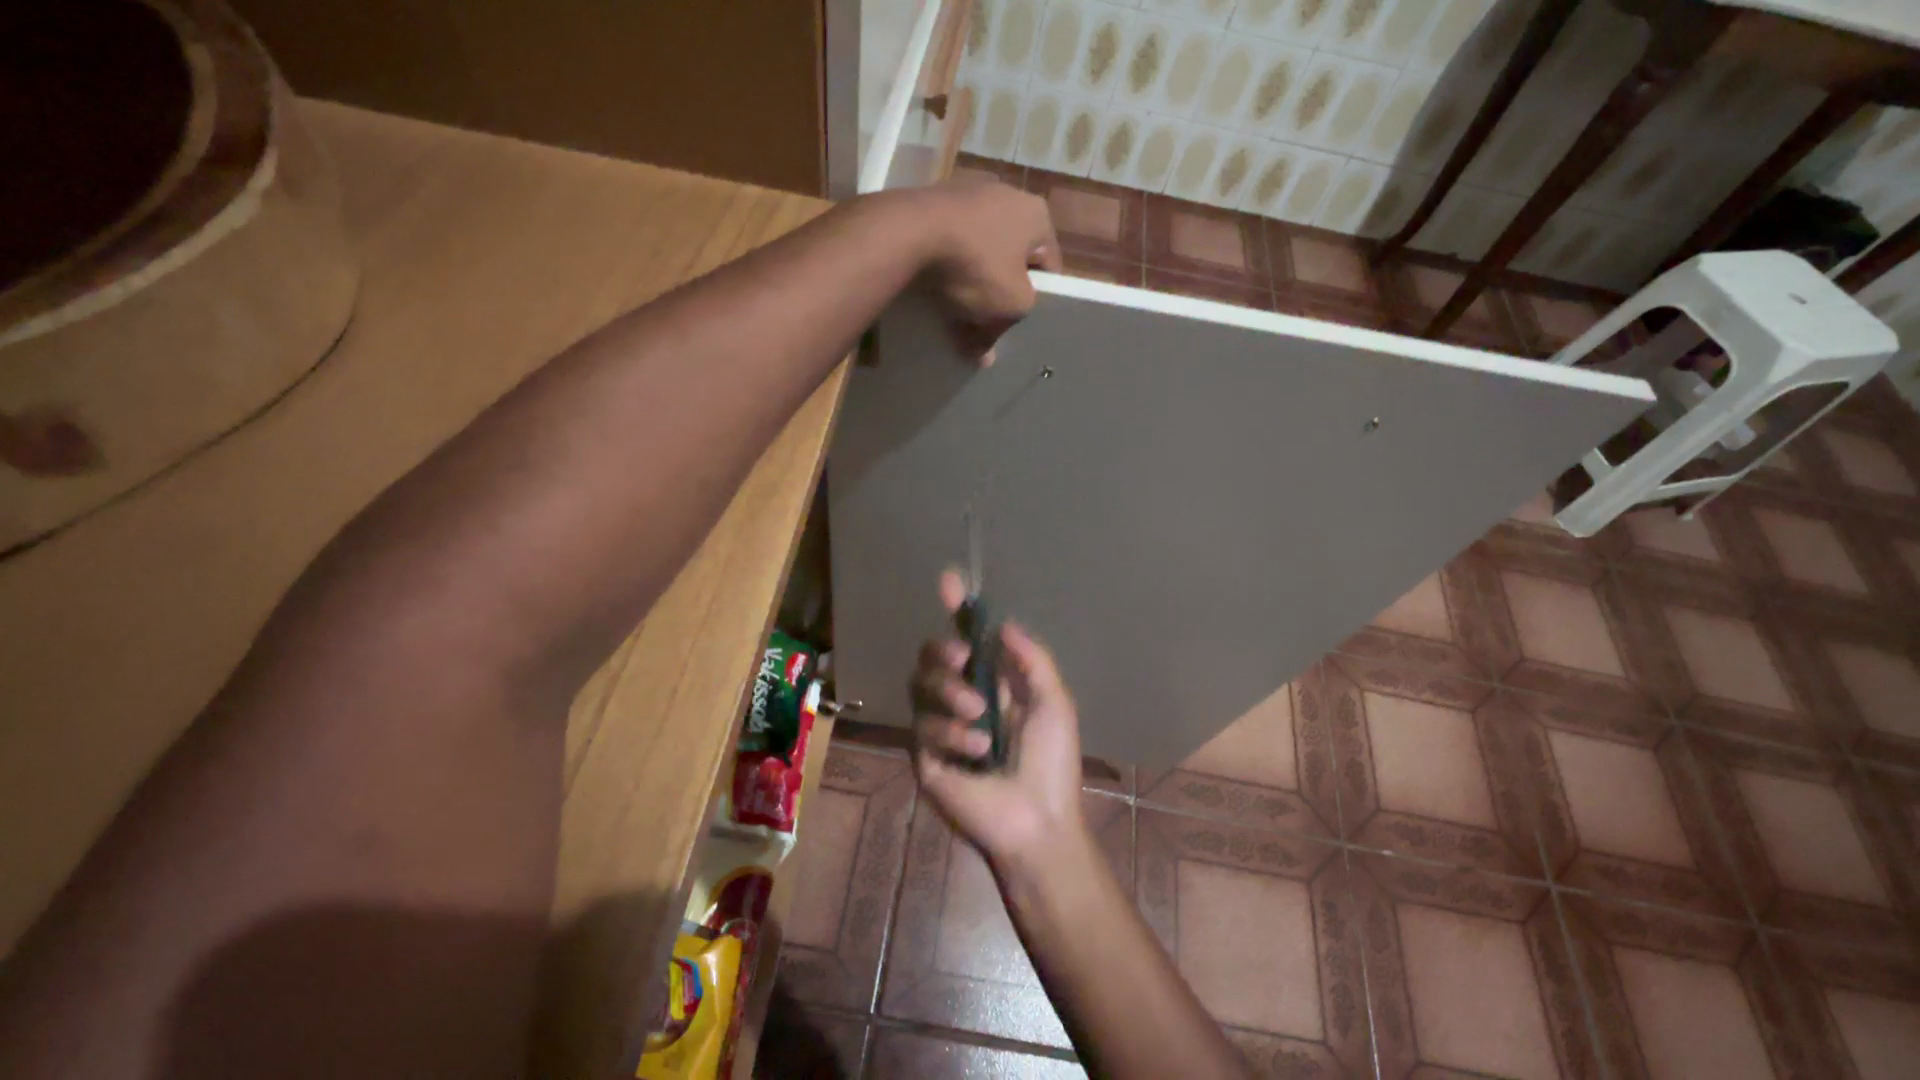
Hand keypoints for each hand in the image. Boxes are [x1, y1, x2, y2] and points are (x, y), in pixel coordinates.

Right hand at [910, 570, 1086, 871]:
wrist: (1038, 820)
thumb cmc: (1052, 764)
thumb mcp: (1054, 704)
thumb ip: (1033, 661)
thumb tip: (1004, 623)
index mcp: (995, 684)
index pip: (968, 639)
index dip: (958, 610)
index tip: (950, 581)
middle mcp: (963, 699)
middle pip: (933, 655)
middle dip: (944, 650)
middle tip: (962, 659)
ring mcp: (941, 727)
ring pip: (922, 684)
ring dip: (952, 693)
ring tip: (981, 719)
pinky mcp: (925, 755)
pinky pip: (923, 725)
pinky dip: (953, 732)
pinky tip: (977, 750)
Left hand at [913, 176, 1062, 361]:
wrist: (909, 232)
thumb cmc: (976, 266)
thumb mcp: (1006, 308)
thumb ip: (1002, 331)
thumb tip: (984, 357)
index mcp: (1037, 215)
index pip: (1048, 265)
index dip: (1038, 299)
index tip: (1020, 323)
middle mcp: (1007, 194)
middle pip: (1010, 256)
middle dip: (999, 289)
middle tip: (987, 320)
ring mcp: (966, 192)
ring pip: (977, 248)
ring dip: (970, 277)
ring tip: (954, 307)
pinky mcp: (931, 200)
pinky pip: (946, 240)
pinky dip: (943, 262)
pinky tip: (931, 286)